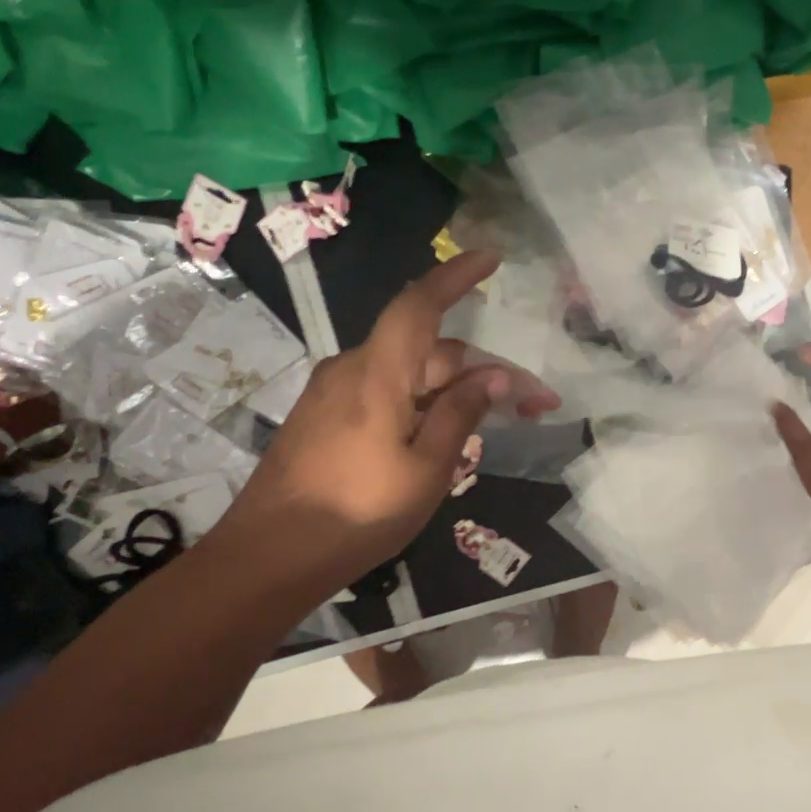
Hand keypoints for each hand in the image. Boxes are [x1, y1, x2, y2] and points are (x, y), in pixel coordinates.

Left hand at [213, 252, 552, 590]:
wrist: (273, 553)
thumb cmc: (359, 511)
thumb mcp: (426, 468)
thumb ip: (460, 416)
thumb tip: (496, 377)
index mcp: (378, 375)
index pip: (419, 307)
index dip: (455, 278)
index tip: (490, 259)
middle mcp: (353, 371)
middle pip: (429, 352)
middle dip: (485, 371)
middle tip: (537, 405)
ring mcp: (335, 395)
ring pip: (410, 376)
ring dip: (458, 391)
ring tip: (500, 426)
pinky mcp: (328, 419)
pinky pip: (389, 395)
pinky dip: (427, 404)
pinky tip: (449, 436)